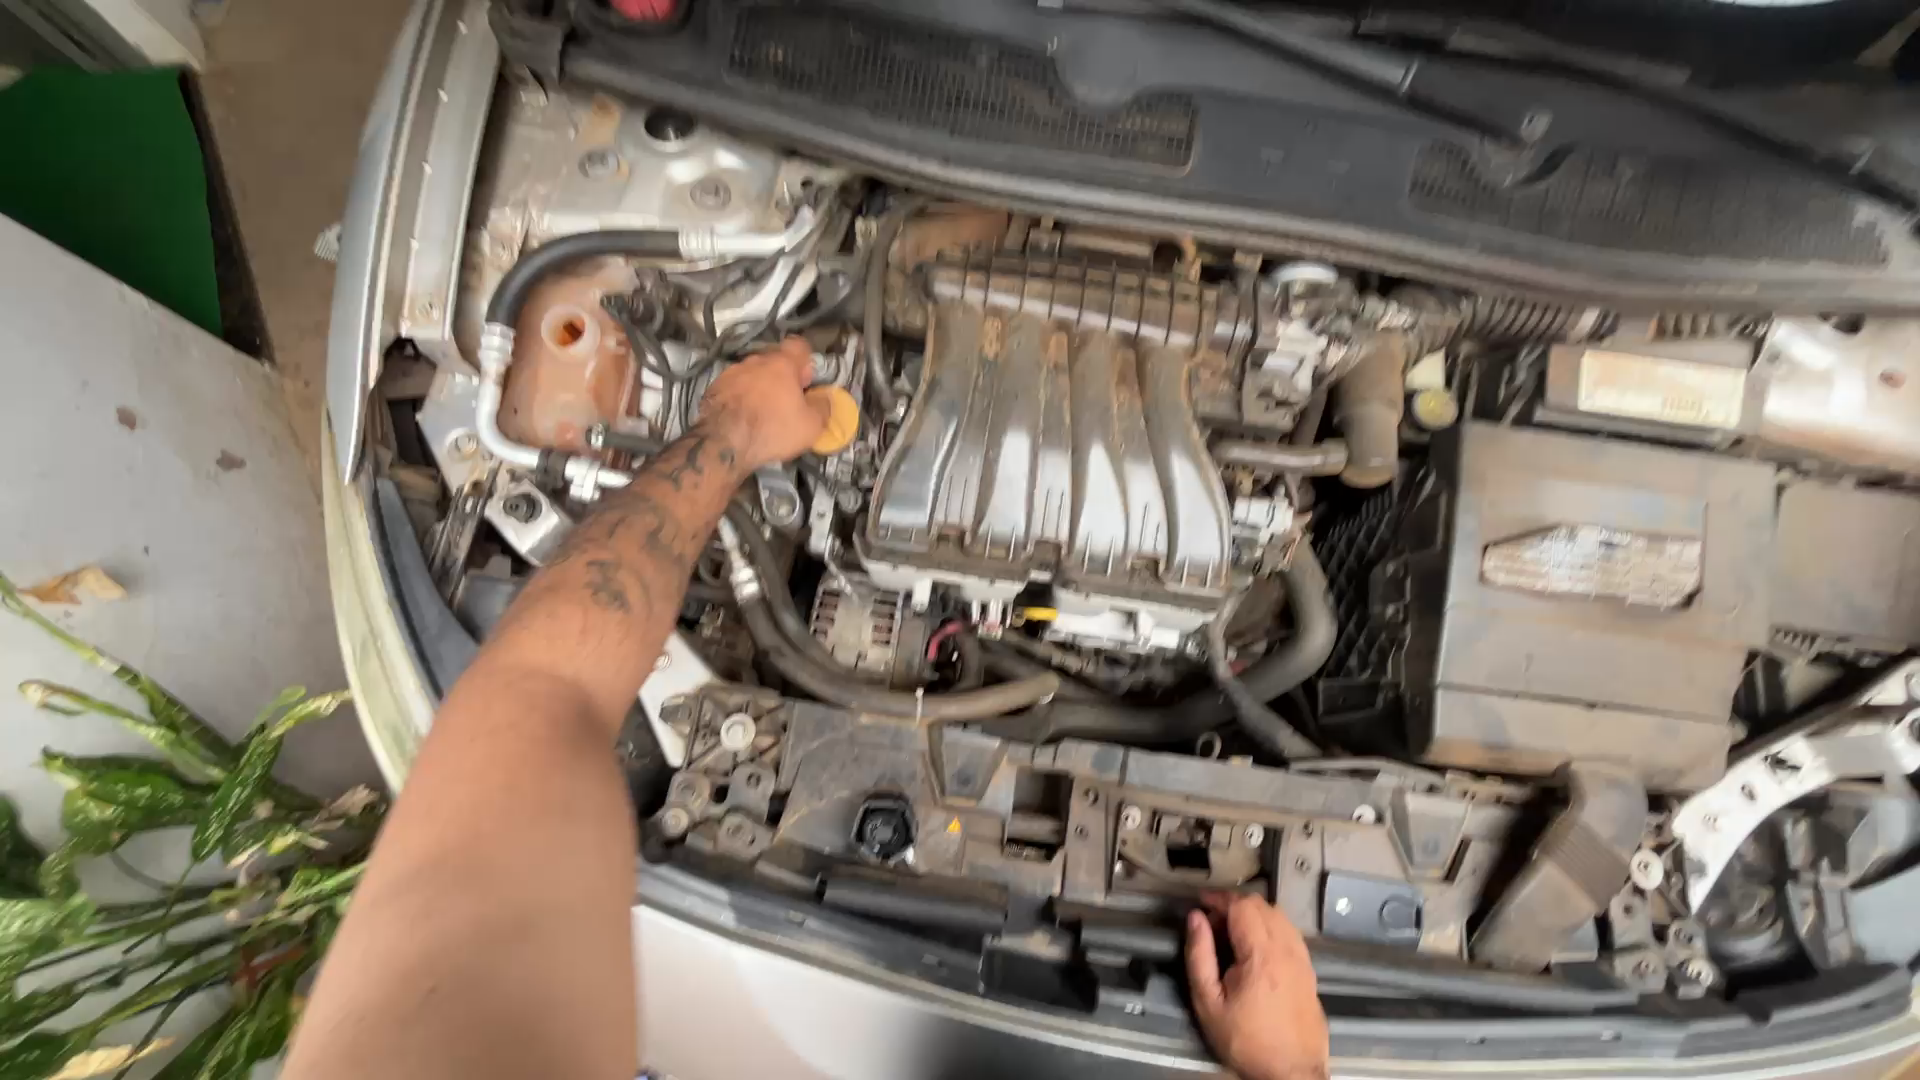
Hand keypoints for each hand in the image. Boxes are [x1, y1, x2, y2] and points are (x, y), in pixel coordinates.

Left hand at [698, 337, 827, 469]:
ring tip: (762, 412)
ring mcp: (731, 373)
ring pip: (752, 374)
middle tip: (787, 401)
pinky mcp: (713, 388)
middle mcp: (755, 361)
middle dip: (782, 377)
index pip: (799, 345)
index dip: (806, 362)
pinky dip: (741, 398)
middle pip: (774, 360)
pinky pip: (734, 388)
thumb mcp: (811, 425)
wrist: (723, 443)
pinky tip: (742, 418)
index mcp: (782, 363)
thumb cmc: (772, 429)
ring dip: (759, 387)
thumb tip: (825, 398)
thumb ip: (823, 407)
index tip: (806, 382)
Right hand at [1186, 892, 1328, 1079]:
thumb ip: (1199, 955)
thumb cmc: (1244, 1040)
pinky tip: (1258, 946)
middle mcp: (1287, 951)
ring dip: (1254, 914)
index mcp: (1261, 956)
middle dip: (1234, 904)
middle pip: (1261, 905)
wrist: (1290, 1076)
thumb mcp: (1208, 1002)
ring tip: (1235, 933)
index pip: (1242, 905)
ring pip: (1279, 916)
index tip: (1201, 903)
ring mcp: (1303, 961)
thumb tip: (1195, 917)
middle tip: (1214, 923)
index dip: (1219, 898)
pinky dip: (1272, 927)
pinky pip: (1291, 933)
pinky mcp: (1310, 972)